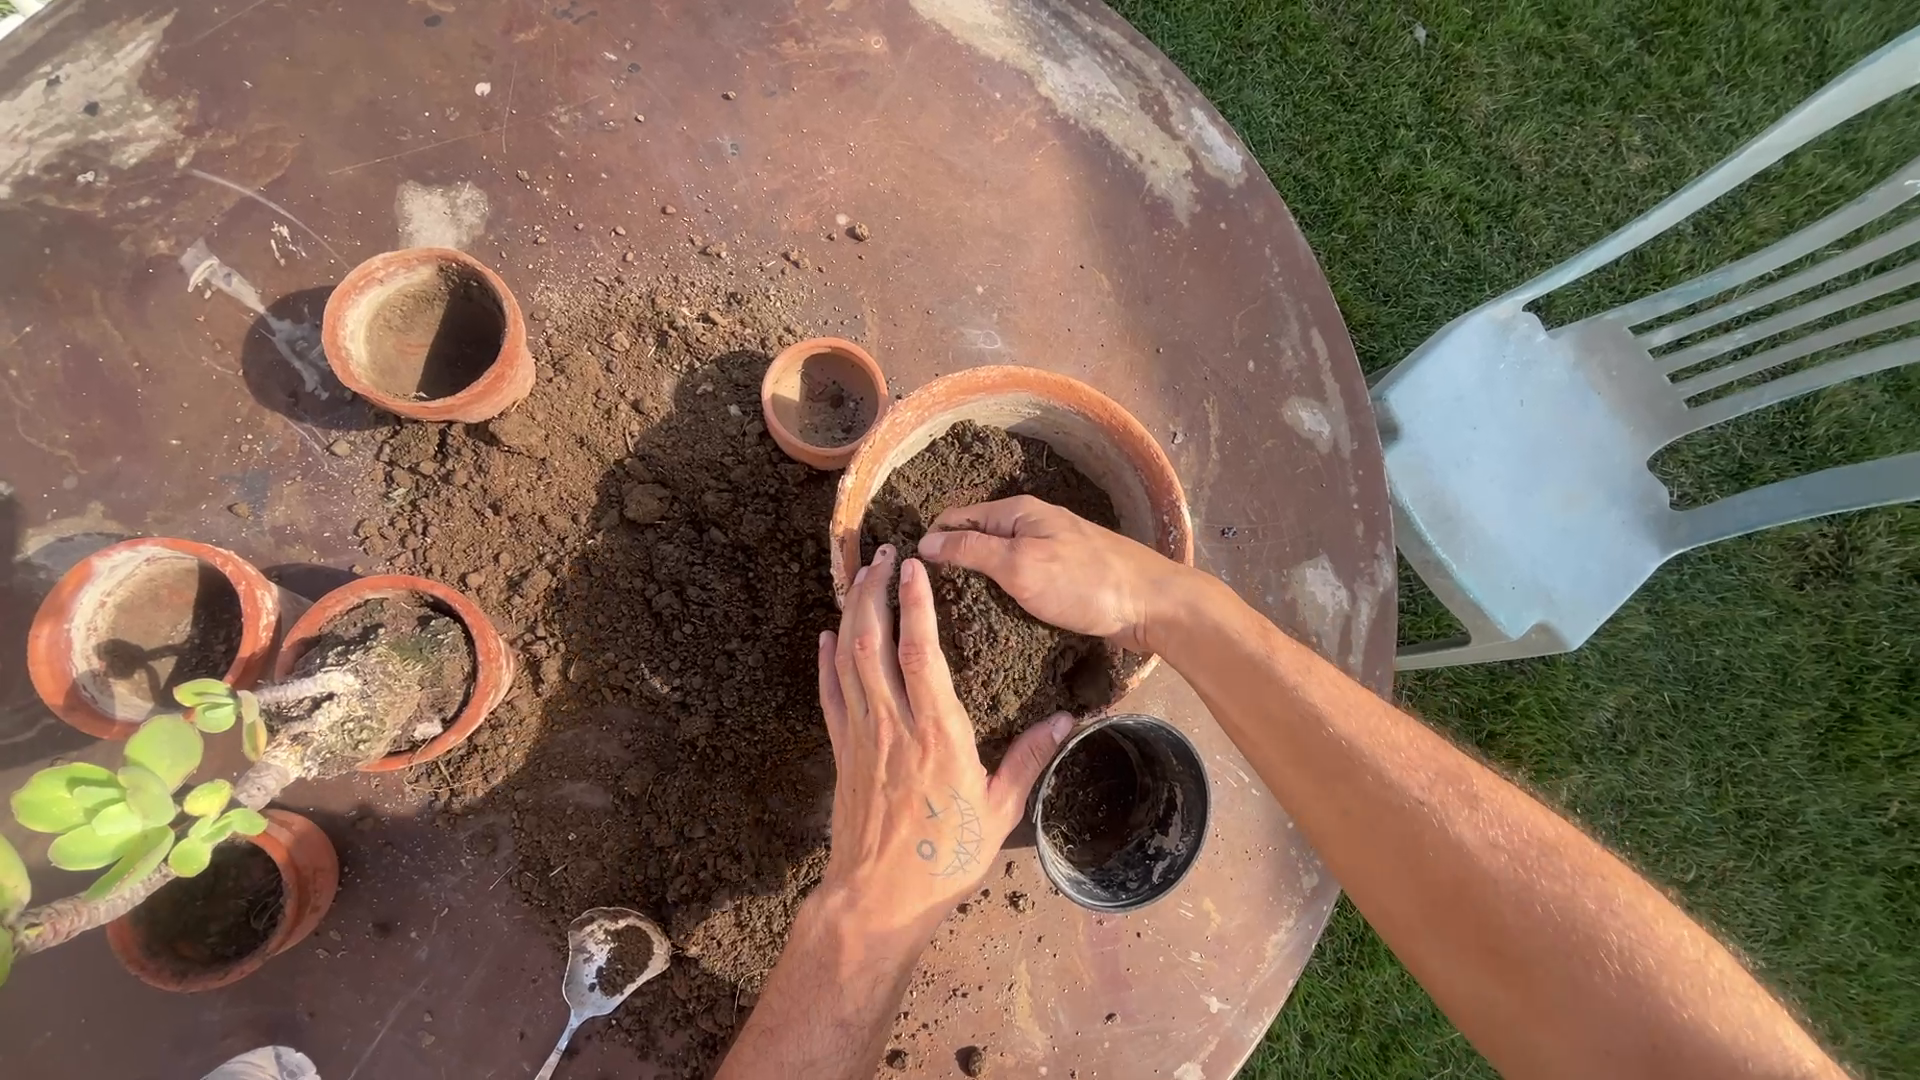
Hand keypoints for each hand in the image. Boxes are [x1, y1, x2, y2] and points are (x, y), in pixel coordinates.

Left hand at [817, 543, 1071, 933]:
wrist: (879, 899)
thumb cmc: (945, 856)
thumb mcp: (1000, 809)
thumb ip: (1029, 758)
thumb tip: (1066, 720)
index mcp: (937, 734)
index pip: (921, 653)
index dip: (915, 605)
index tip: (914, 567)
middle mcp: (894, 724)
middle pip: (874, 642)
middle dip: (875, 591)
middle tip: (882, 553)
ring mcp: (861, 735)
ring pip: (849, 659)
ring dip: (852, 612)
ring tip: (860, 575)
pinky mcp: (841, 750)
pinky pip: (829, 694)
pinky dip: (826, 660)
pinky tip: (826, 635)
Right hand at [914, 495, 1190, 652]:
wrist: (1150, 604)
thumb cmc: (1084, 582)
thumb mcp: (1020, 565)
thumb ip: (971, 551)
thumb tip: (926, 542)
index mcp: (1016, 512)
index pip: (956, 518)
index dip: (930, 541)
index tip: (907, 574)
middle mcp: (1029, 525)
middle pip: (975, 539)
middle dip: (950, 563)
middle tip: (925, 600)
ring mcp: (1046, 551)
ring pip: (996, 563)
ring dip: (976, 582)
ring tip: (951, 614)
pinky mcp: (1059, 578)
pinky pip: (1017, 580)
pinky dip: (1001, 595)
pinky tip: (990, 617)